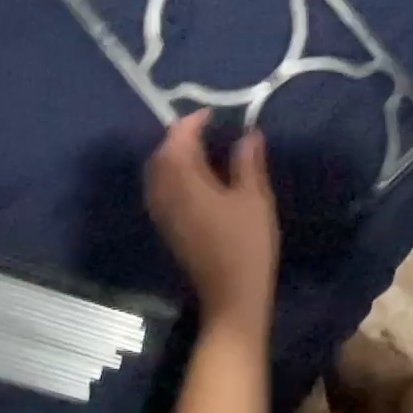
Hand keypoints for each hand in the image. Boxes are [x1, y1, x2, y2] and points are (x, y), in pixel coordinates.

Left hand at [145, 110, 280, 329]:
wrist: (232, 298)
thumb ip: (247, 163)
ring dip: (174, 155)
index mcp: (185, 184)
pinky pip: (160, 189)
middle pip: (161, 155)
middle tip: (207, 129)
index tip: (212, 114)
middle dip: (179, 137)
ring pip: (158, 173)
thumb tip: (247, 134)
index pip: (178, 141)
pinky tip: (195, 177)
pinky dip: (172, 174)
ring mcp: (163, 213)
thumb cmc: (247, 245)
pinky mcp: (167, 227)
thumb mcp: (255, 199)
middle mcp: (166, 195)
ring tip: (202, 149)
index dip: (192, 123)